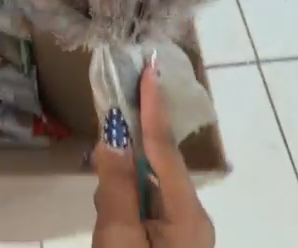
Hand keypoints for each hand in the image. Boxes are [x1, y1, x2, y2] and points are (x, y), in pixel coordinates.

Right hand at [92, 59, 214, 247]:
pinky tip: (112, 223)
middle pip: (156, 162)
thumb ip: (115, 184)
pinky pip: (144, 205)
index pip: (163, 146)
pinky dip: (125, 199)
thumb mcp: (118, 238)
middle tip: (108, 132)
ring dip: (120, 185)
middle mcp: (192, 218)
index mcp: (186, 214)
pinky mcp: (170, 243)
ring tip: (106, 221)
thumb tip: (113, 132)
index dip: (152, 105)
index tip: (149, 67)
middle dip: (128, 145)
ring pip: (146, 185)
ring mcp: (183, 233)